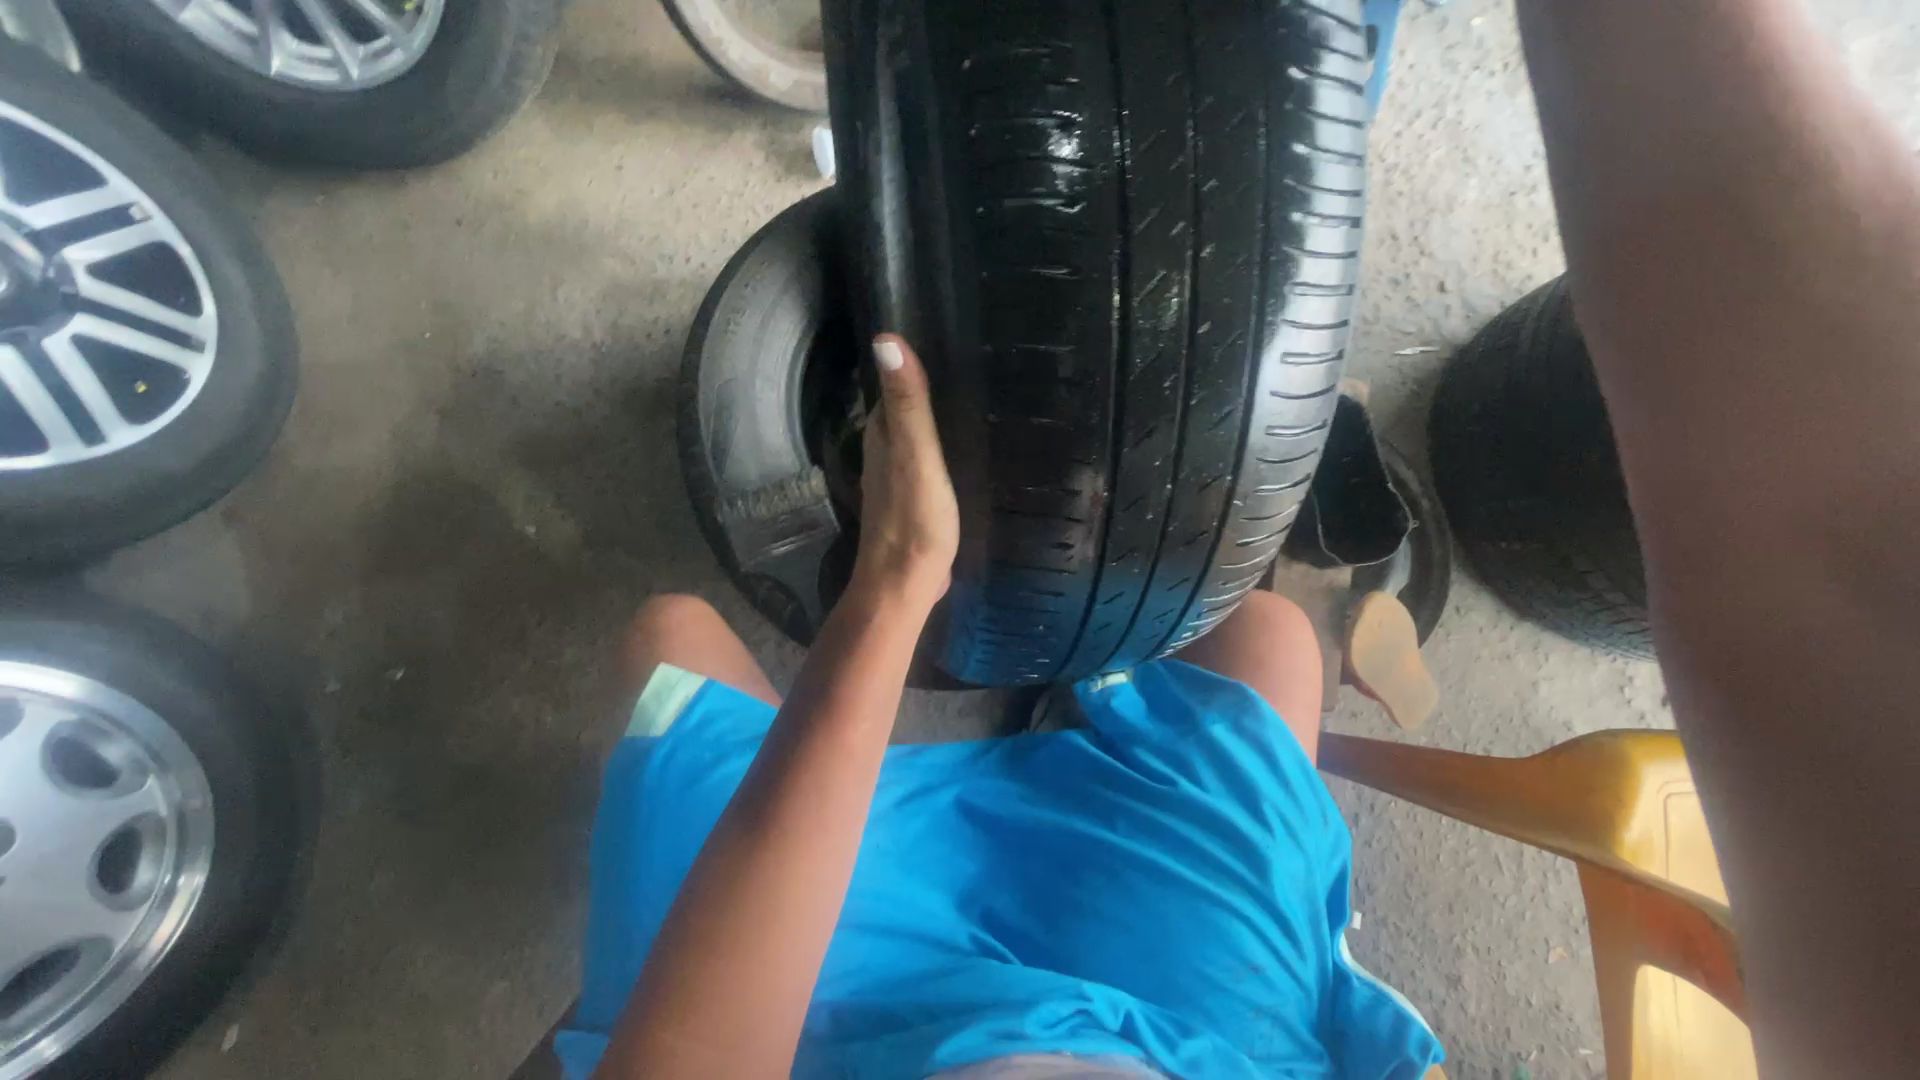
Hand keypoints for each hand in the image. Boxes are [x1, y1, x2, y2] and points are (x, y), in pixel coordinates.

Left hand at [852, 335, 959, 608]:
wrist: (905, 586)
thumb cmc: (913, 521)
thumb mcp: (916, 457)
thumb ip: (908, 404)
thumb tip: (885, 339)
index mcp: (882, 434)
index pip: (896, 382)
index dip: (918, 358)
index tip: (953, 332)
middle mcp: (884, 451)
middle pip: (908, 407)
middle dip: (934, 386)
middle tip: (979, 360)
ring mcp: (898, 478)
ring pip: (918, 435)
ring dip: (941, 418)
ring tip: (981, 396)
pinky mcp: (915, 501)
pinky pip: (930, 462)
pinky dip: (946, 449)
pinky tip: (970, 448)